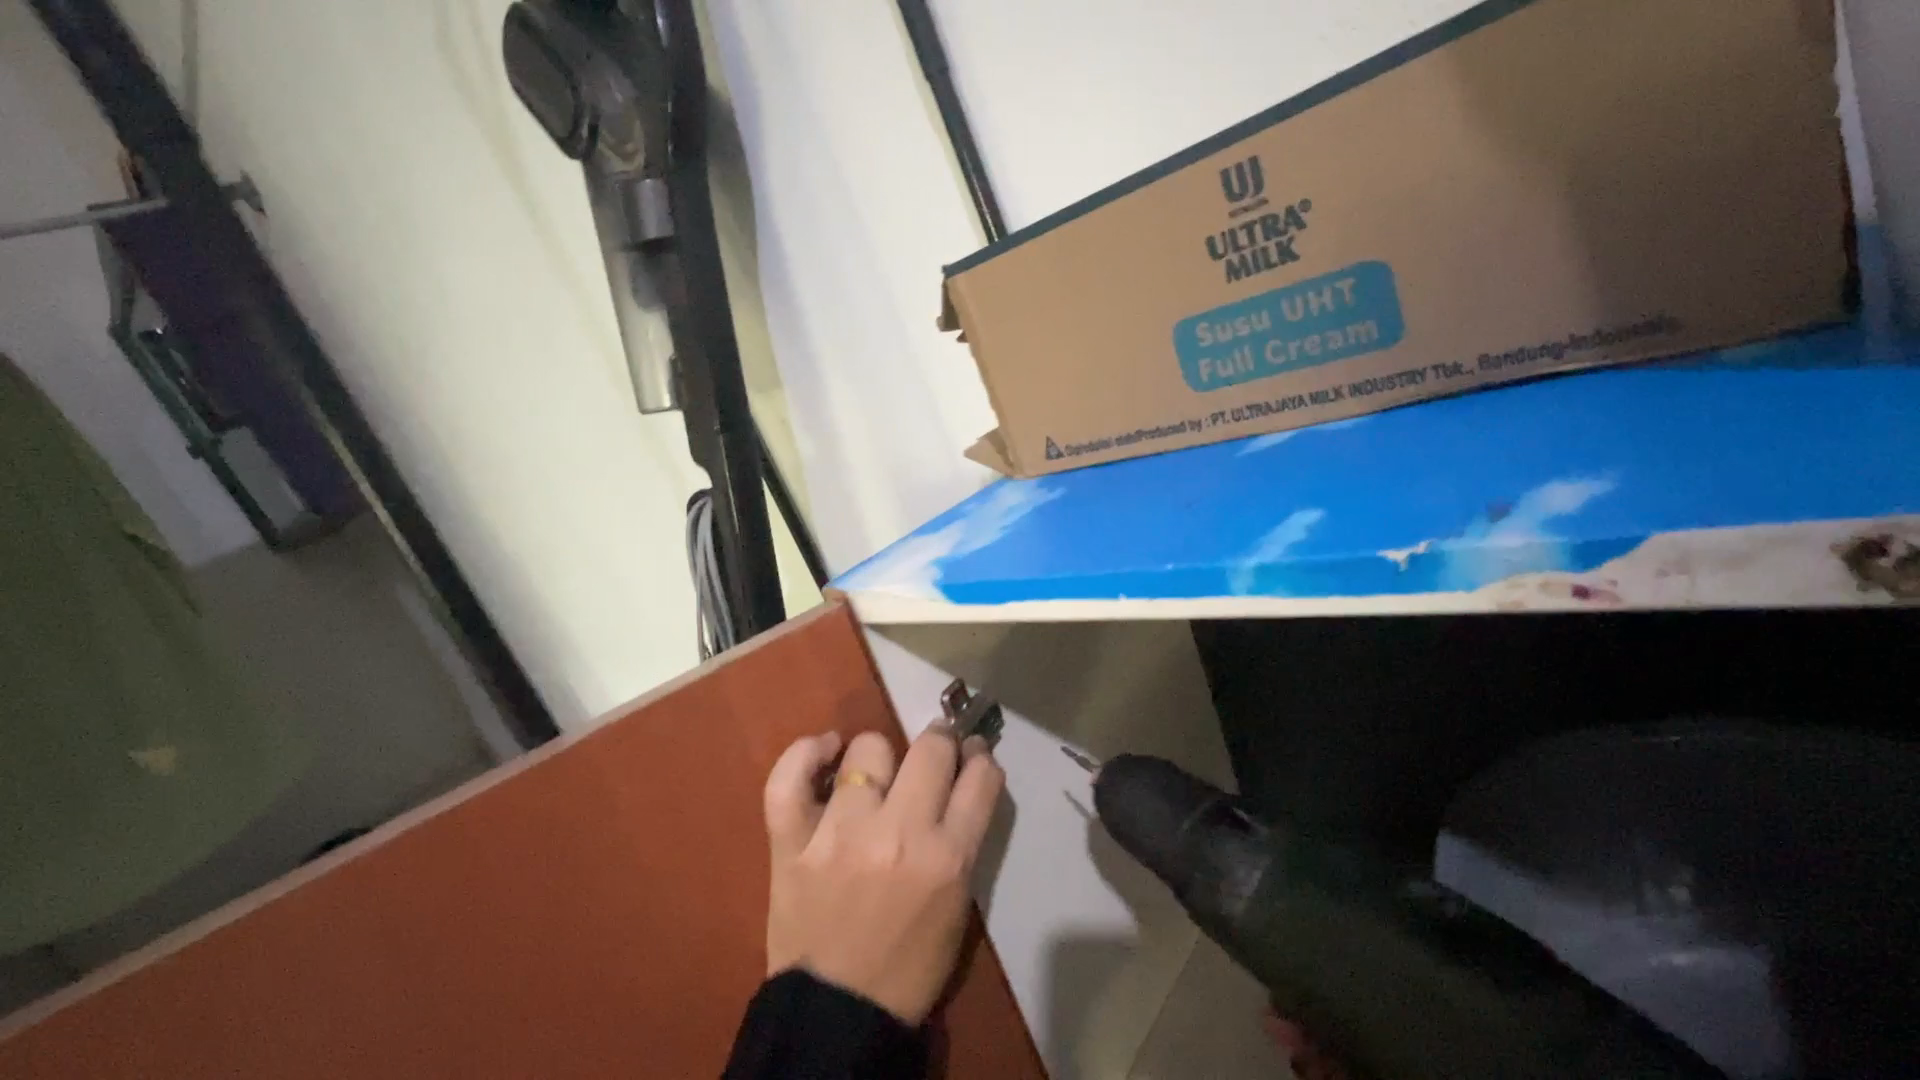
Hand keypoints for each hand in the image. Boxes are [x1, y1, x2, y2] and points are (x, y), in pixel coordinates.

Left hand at [761, 725, 1005, 1024]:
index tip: (972, 755)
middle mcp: (898, 833)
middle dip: (940, 743)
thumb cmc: (909, 963)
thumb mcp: (957, 903)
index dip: (979, 759)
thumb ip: (963, 840)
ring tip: (876, 774)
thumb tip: (962, 784)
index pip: (979, 778)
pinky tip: (826, 751)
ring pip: (868, 750)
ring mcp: (839, 833)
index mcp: (947, 858)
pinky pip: (790, 777)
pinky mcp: (791, 841)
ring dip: (880, 757)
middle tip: (934, 753)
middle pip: (931, 750)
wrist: (839, 1011)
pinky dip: (806, 754)